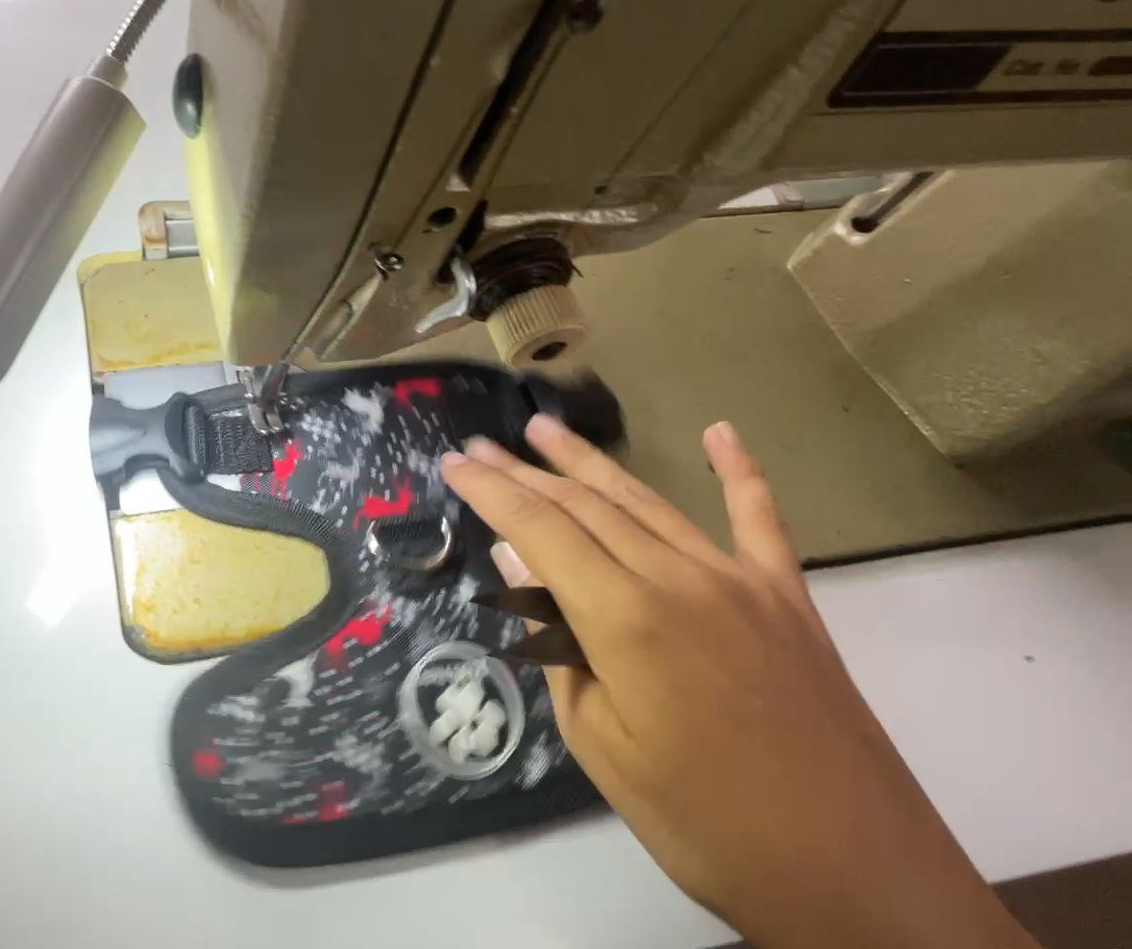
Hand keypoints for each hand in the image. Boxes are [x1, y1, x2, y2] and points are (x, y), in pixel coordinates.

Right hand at [440, 417, 1035, 948]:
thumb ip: (557, 642)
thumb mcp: (597, 742)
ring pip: (648, 502)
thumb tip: (519, 561)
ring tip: (544, 428)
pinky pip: (760, 520)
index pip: (539, 530)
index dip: (490, 492)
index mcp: (625, 618)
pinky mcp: (788, 599)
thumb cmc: (701, 821)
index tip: (450, 464)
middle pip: (586, 506)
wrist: (856, 877)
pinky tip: (720, 432)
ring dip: (590, 462)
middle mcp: (679, 579)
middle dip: (524, 471)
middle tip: (479, 445)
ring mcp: (740, 582)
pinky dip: (740, 471)